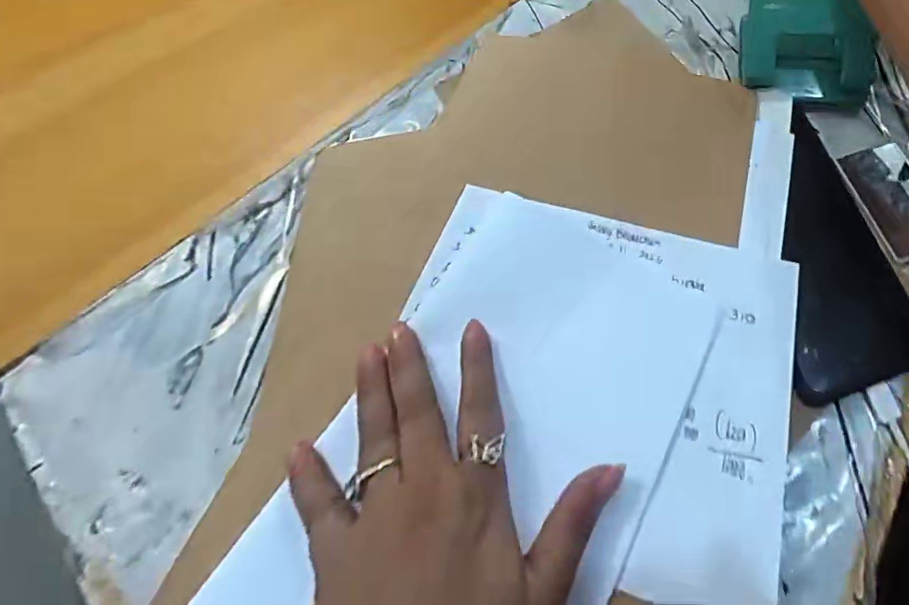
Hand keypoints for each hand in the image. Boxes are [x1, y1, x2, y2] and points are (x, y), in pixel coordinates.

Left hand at [289, 321, 623, 604]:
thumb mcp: (542, 590)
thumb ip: (573, 523)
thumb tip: (612, 466)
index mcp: (475, 496)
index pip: (480, 417)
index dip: (476, 370)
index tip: (470, 329)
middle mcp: (424, 492)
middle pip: (418, 416)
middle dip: (409, 369)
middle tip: (398, 329)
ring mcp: (374, 520)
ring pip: (373, 443)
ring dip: (369, 397)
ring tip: (366, 355)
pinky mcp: (332, 557)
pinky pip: (318, 508)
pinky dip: (307, 478)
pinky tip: (296, 449)